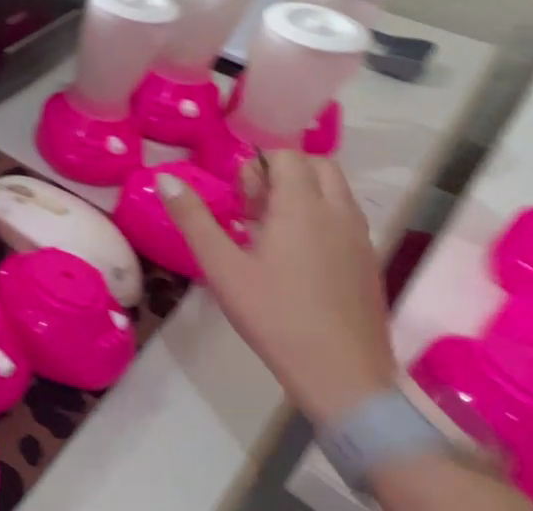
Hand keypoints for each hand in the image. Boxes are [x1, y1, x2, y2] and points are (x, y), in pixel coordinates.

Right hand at [160, 150, 396, 426]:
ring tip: (266, 228)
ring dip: (302, 193)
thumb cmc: (274, 315)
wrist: (343, 376)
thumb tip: (165, 178)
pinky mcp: (367, 264)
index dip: (257, 162)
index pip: (287, 156)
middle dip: (283, 171)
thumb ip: (193, 217)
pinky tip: (291, 255)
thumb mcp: (220, 266)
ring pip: (335, 193)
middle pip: (319, 167)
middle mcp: (338, 215)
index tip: (235, 192)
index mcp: (303, 208)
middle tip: (250, 204)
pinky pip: (344, 220)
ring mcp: (359, 241)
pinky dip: (318, 218)